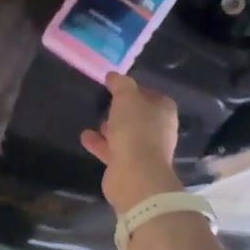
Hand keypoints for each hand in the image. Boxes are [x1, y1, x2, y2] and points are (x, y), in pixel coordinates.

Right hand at [80, 73, 183, 213]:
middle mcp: (158, 131)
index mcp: (163, 112)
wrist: (135, 175)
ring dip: (112, 128)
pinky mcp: (128, 166)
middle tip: (106, 102)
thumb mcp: (126, 98)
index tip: (118, 86)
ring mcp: (144, 150)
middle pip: (140, 116)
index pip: (153, 96)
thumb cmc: (135, 130)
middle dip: (124, 110)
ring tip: (96, 119)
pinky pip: (113, 150)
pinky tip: (85, 137)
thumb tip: (114, 75)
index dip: (137, 90)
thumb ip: (120, 84)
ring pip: (126, 134)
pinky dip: (100, 143)